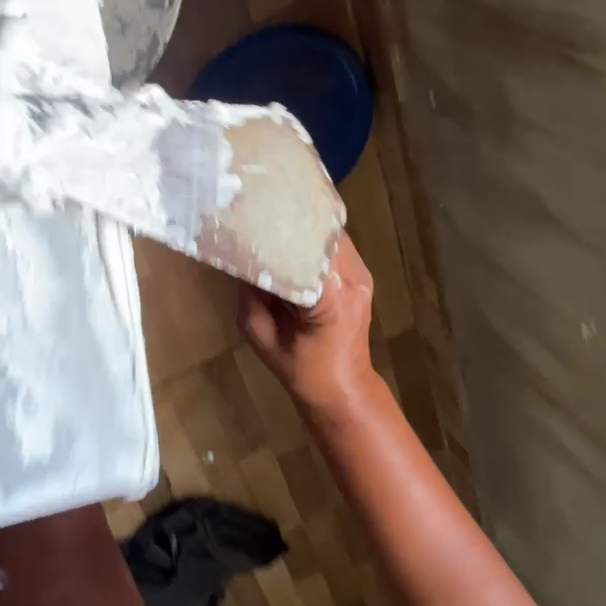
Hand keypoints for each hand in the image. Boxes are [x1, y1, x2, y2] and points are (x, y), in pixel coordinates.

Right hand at [238, 231, 377, 411]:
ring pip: (329, 235)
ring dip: (303, 230)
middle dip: (290, 225)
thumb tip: (243, 260)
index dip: (277, 234)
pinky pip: (335, 246)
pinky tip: (291, 241)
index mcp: (331, 299)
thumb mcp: (262, 337)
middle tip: (257, 216)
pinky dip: (313, 240)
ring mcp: (362, 275)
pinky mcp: (361, 276)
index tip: (250, 224)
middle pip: (320, 235)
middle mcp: (352, 280)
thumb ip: (250, 297)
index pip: (304, 251)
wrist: (344, 389)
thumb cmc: (302, 370)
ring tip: (272, 225)